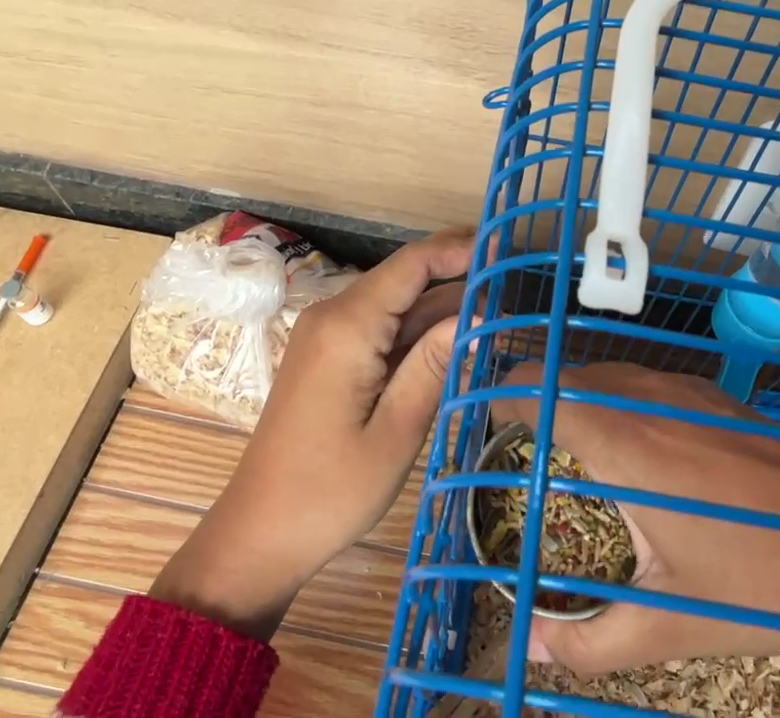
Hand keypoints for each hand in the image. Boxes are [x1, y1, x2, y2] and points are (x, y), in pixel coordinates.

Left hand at [148, 227, 474, 638]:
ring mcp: (326, 337)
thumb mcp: (396, 431)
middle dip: (460, 276)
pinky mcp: (328, 358)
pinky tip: (459, 340)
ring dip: (444, 306)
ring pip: (396, 305)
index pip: (411, 264)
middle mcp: (332, 317)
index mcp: (347, 327)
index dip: (459, 248)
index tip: (506, 246)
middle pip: (405, 279)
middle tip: (520, 282)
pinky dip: (419, 331)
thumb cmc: (330, 491)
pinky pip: (380, 329)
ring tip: (504, 309)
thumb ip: (435, 363)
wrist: (260, 534)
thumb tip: (479, 312)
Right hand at [490, 362, 779, 674]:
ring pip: (608, 374)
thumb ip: (590, 638)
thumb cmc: (770, 579)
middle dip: (533, 401)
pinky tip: (628, 452)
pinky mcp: (715, 397)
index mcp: (623, 441)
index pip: (538, 389)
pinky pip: (644, 382)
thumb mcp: (673, 621)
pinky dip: (616, 401)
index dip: (499, 400)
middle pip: (568, 376)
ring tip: (560, 449)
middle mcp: (648, 398)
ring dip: (576, 398)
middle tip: (513, 450)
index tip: (479, 429)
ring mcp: (687, 390)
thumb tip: (531, 647)